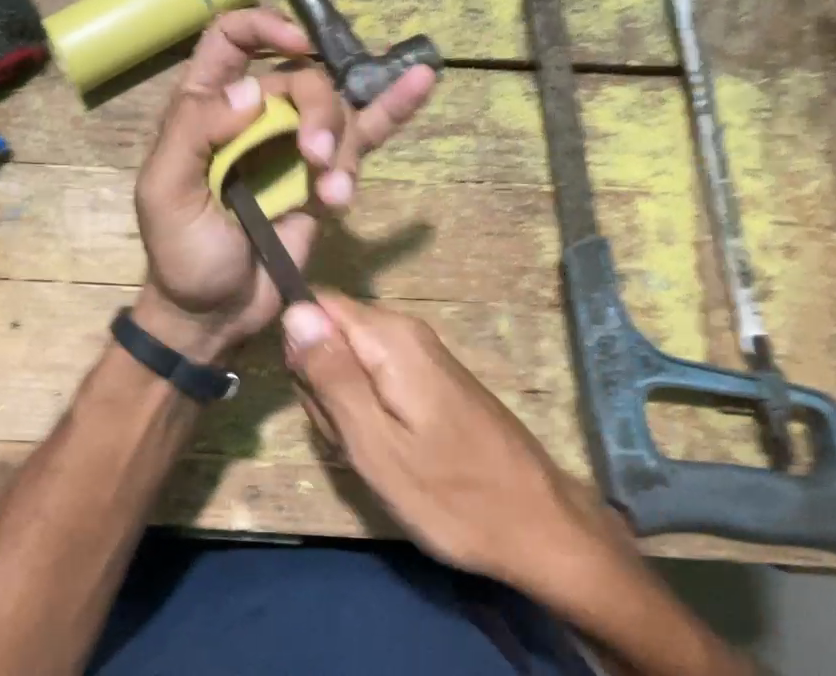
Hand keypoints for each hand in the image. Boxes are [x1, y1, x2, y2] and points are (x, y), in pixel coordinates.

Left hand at [132, 10, 436, 361]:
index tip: (296, 45)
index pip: (229, 40)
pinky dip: (393, 108)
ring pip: (336, 111)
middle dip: (316, 112)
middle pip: (299, 77)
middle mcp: (252, 116)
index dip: (262, 27)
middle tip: (316, 160)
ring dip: (344, 146)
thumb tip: (252, 89)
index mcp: (204, 108)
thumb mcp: (165, 191)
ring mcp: (291, 145)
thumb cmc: (181, 253)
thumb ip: (195, 133)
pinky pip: (365, 135)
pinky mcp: (323, 177)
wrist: (216, 312)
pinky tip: (420, 82)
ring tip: (335, 194)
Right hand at [282, 292, 633, 595]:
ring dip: (345, 409)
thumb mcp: (375, 444)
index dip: (300, 348)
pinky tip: (391, 455)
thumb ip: (331, 373)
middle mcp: (406, 333)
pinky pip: (376, 383)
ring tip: (374, 453)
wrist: (543, 530)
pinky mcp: (431, 382)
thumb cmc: (453, 495)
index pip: (314, 305)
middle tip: (352, 439)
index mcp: (390, 338)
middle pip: (330, 336)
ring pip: (349, 364)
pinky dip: (371, 419)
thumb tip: (293, 310)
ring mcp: (422, 357)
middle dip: (324, 386)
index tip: (316, 397)